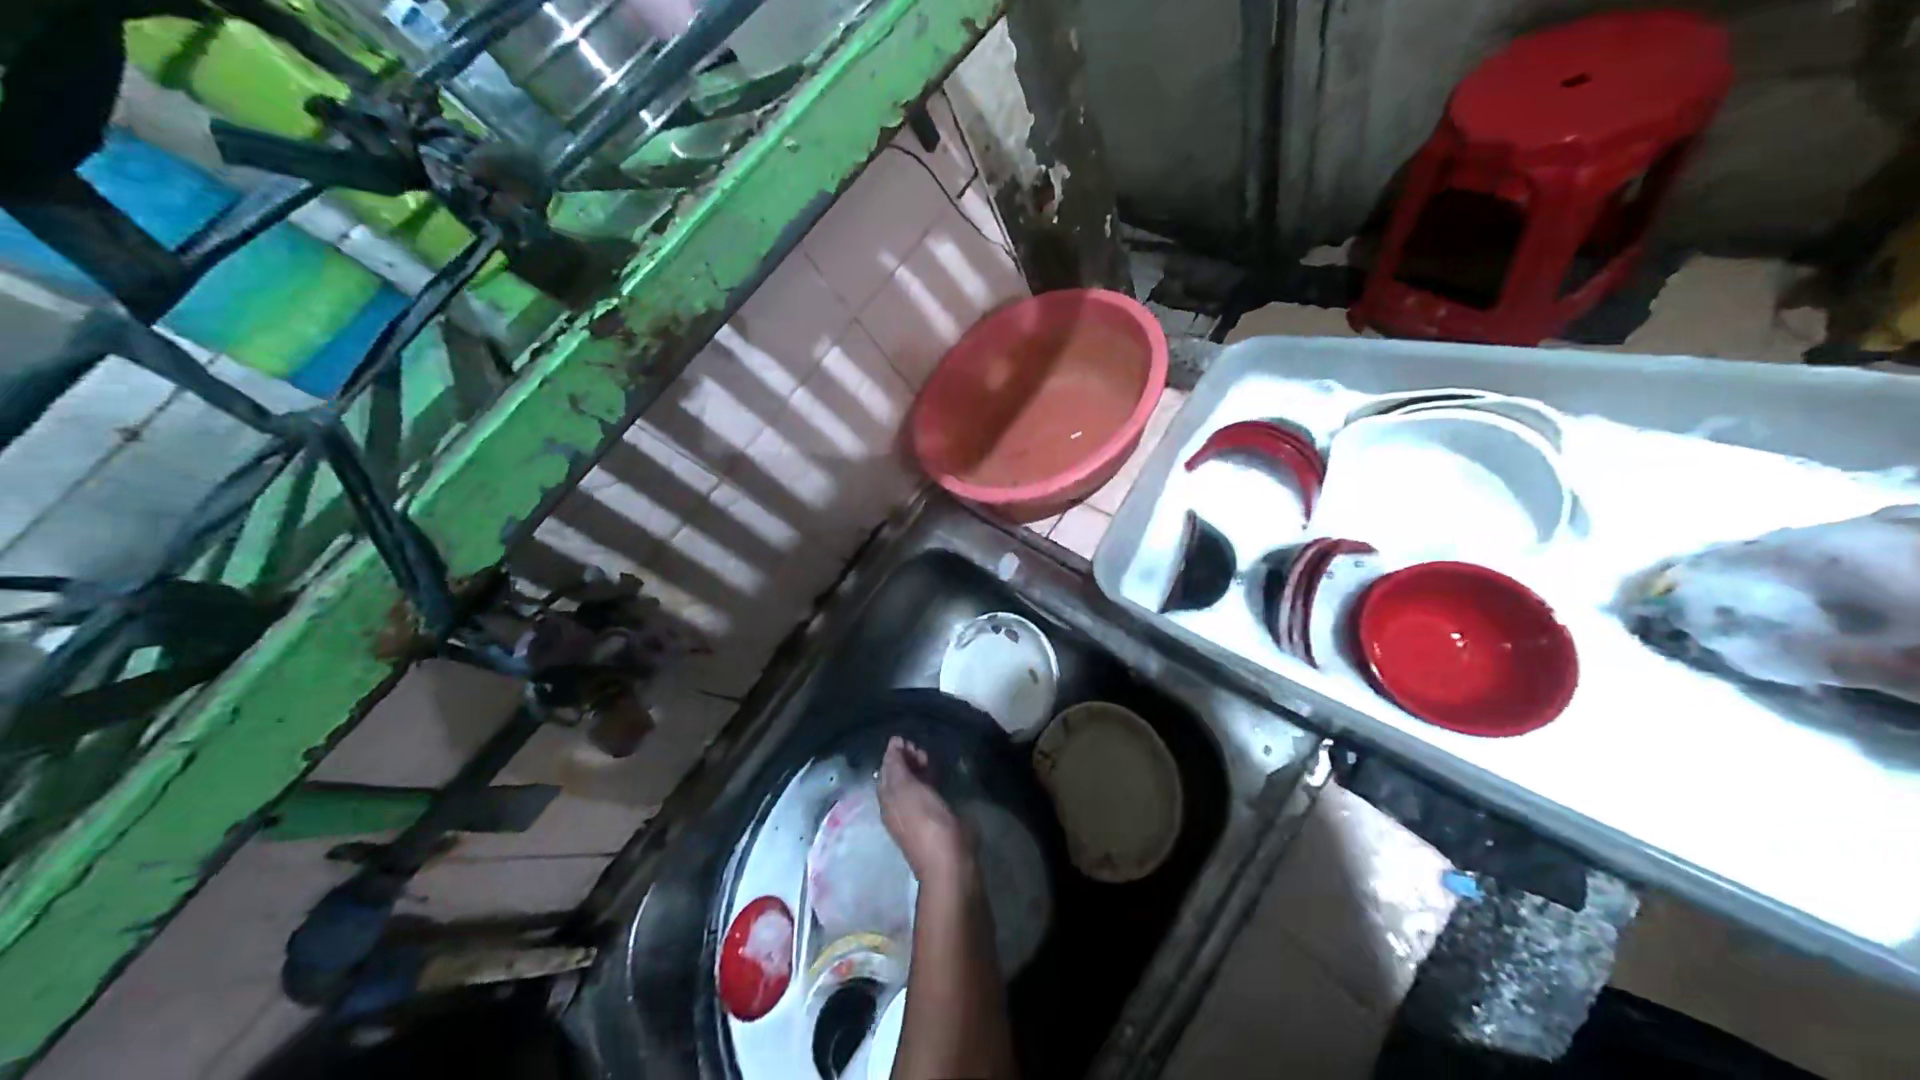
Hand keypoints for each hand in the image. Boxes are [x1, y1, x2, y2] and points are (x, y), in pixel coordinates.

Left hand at [878, 737, 974, 888]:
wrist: (949, 859)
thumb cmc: (925, 821)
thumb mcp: (905, 788)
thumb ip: (896, 766)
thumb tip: (893, 744)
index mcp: (887, 799)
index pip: (886, 770)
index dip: (894, 754)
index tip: (909, 742)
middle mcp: (897, 805)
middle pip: (899, 776)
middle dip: (907, 759)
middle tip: (921, 751)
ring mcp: (916, 812)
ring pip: (913, 783)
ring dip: (919, 768)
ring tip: (930, 760)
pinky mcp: (935, 818)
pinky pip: (927, 792)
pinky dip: (930, 779)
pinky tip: (938, 774)